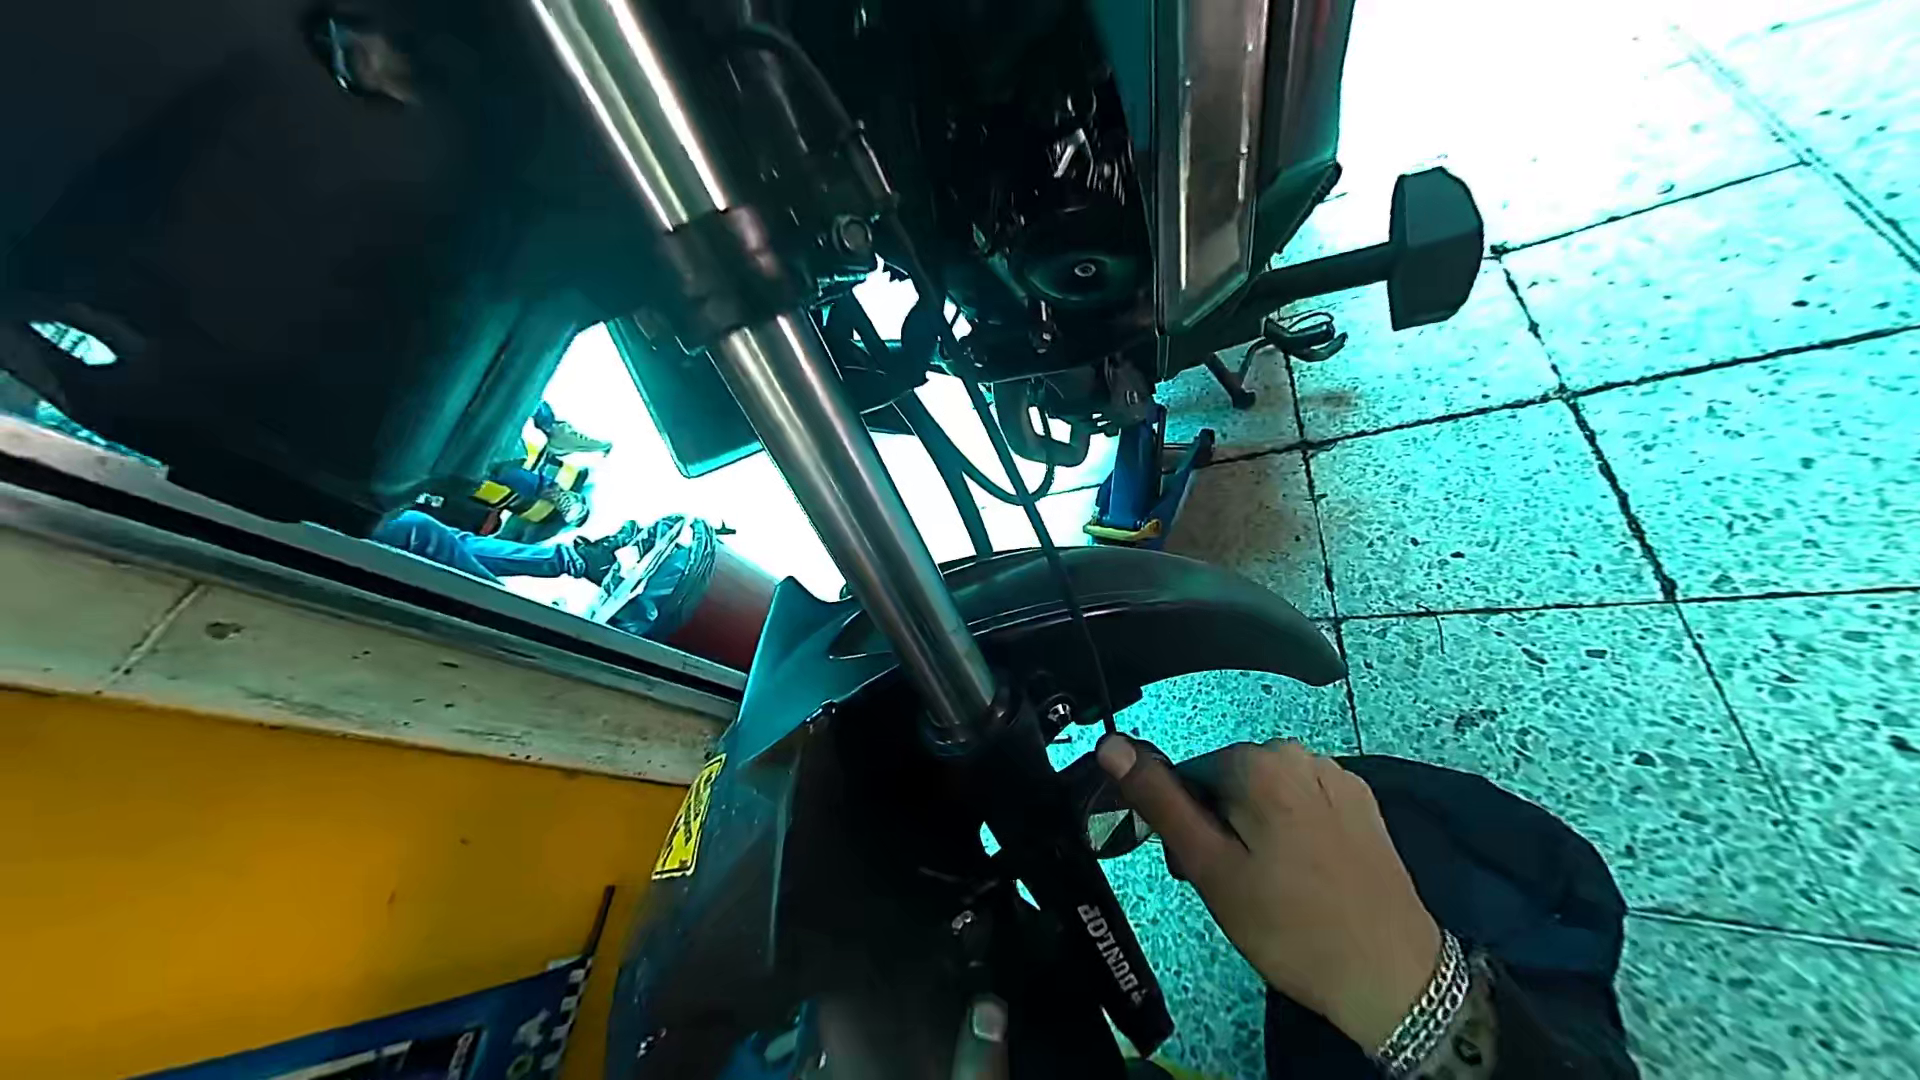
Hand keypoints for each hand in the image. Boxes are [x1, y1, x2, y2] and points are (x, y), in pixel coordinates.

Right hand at [1097, 735, 1440, 1049]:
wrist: (1397, 982)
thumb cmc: (1289, 925)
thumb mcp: (1209, 865)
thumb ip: (1158, 798)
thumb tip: (1111, 745)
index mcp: (1254, 761)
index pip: (1186, 776)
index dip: (1185, 824)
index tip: (1201, 869)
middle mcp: (1295, 751)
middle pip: (1224, 780)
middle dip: (1218, 824)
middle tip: (1235, 885)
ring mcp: (1334, 773)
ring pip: (1260, 791)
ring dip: (1252, 827)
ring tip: (1271, 884)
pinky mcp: (1360, 798)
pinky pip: (1299, 799)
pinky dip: (1291, 828)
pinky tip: (1307, 871)